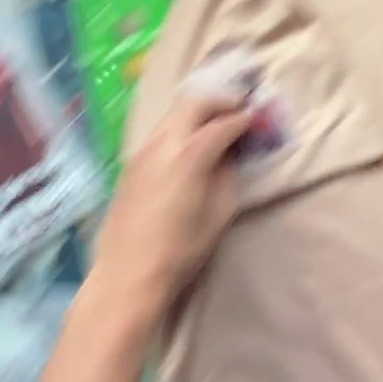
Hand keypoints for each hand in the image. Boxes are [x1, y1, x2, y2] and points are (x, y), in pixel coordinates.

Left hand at [92, 95, 253, 306]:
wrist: (126, 278)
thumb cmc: (181, 250)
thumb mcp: (220, 212)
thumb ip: (227, 174)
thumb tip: (228, 154)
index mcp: (190, 155)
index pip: (223, 124)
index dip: (244, 118)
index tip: (257, 116)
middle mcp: (164, 144)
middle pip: (193, 105)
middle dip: (219, 103)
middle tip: (237, 109)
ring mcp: (142, 153)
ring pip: (173, 115)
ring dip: (197, 112)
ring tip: (215, 123)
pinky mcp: (130, 166)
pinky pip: (160, 132)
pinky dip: (181, 127)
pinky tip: (190, 144)